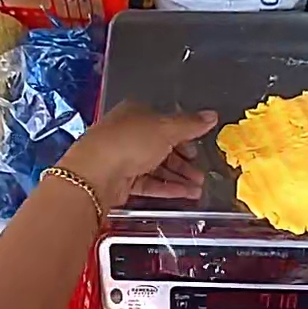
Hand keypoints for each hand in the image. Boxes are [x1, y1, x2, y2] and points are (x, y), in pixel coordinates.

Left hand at [57, 102, 216, 207]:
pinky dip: (168, 188)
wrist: (96, 174)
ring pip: (158, 168)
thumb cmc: (126, 142)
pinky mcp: (123, 181)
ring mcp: (125, 158)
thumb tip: (211, 116)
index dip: (185, 136)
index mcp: (137, 114)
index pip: (166, 124)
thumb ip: (191, 124)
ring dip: (179, 178)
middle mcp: (130, 135)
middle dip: (184, 162)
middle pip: (163, 148)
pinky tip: (185, 194)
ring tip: (198, 188)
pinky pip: (150, 184)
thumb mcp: (166, 129)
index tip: (200, 146)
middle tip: (201, 173)